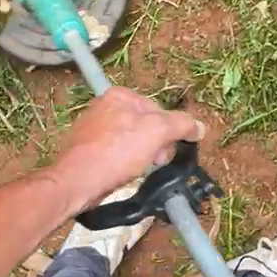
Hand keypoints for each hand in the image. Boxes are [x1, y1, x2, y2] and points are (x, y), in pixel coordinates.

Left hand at [52, 88, 204, 207]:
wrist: (77, 181)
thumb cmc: (116, 152)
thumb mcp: (156, 132)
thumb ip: (181, 125)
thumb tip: (199, 127)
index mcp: (120, 95)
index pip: (159, 110)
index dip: (168, 132)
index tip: (166, 151)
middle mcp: (105, 107)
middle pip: (146, 126)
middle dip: (155, 146)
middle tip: (154, 162)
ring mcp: (94, 129)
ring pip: (132, 142)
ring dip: (141, 157)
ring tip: (136, 171)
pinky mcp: (88, 150)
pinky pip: (116, 154)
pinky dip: (123, 164)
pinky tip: (122, 174)